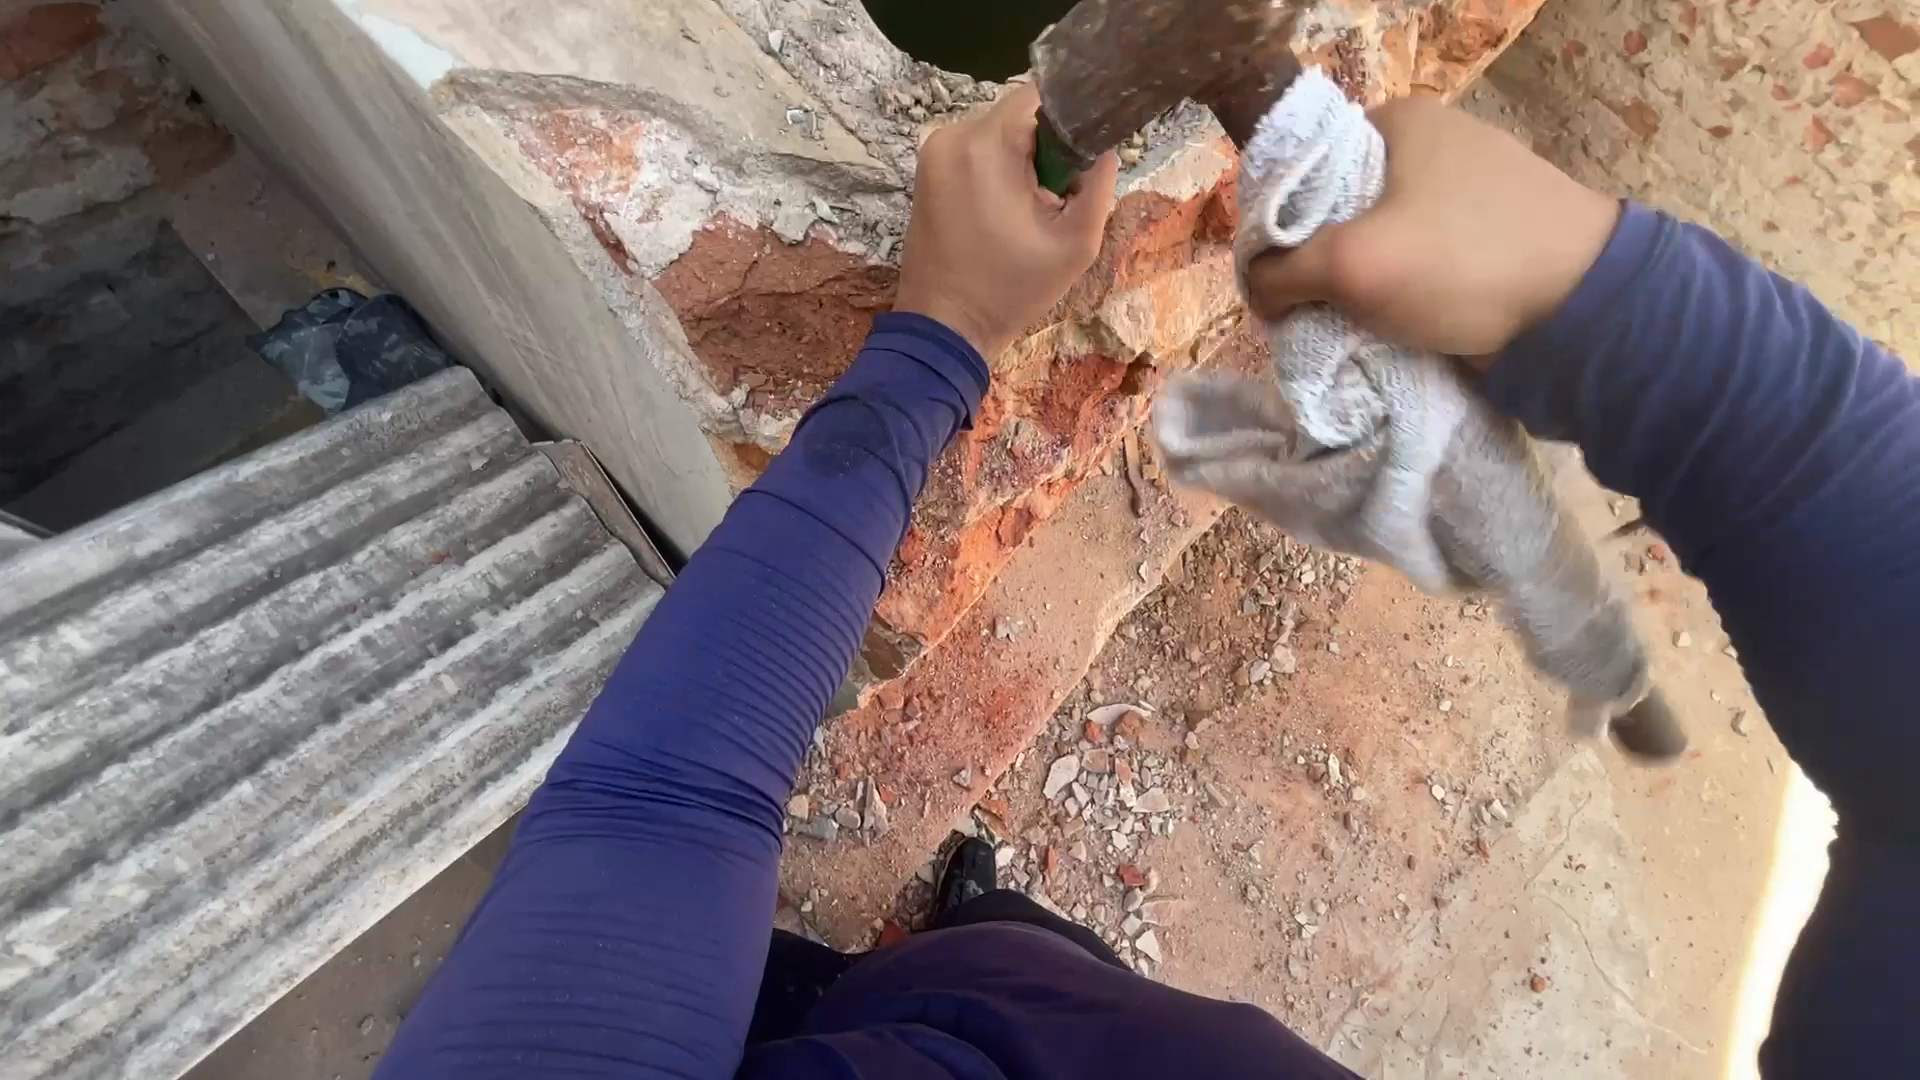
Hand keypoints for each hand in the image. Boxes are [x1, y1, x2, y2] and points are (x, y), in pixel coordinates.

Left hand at [894, 83, 1119, 358]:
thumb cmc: (1008, 293)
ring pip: (996, 138)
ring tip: (1024, 218)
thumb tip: (1103, 150)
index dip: (1070, 128)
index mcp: (985, 144)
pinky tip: (999, 219)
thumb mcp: (1075, 245)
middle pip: (1018, 118)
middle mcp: (951, 135)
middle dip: (1044, 153)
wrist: (944, 331)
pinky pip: (974, 157)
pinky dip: (994, 178)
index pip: (1043, 97)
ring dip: (1019, 168)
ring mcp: (932, 155)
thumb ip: (1099, 186)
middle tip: (1052, 205)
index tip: (1077, 172)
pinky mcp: (925, 176)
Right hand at [1245, 97, 1621, 364]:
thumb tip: (1255, 289)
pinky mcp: (1471, 230)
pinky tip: (1374, 315)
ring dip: (1340, 280)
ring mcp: (1453, 187)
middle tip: (1298, 302)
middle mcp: (1425, 144)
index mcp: (1397, 122)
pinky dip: (1377, 286)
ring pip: (1361, 235)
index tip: (1268, 273)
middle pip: (1329, 205)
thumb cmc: (1458, 263)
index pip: (1300, 166)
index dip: (1272, 223)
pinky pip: (1399, 255)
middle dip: (1306, 259)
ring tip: (1335, 315)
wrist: (1576, 309)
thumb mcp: (1347, 265)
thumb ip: (1278, 273)